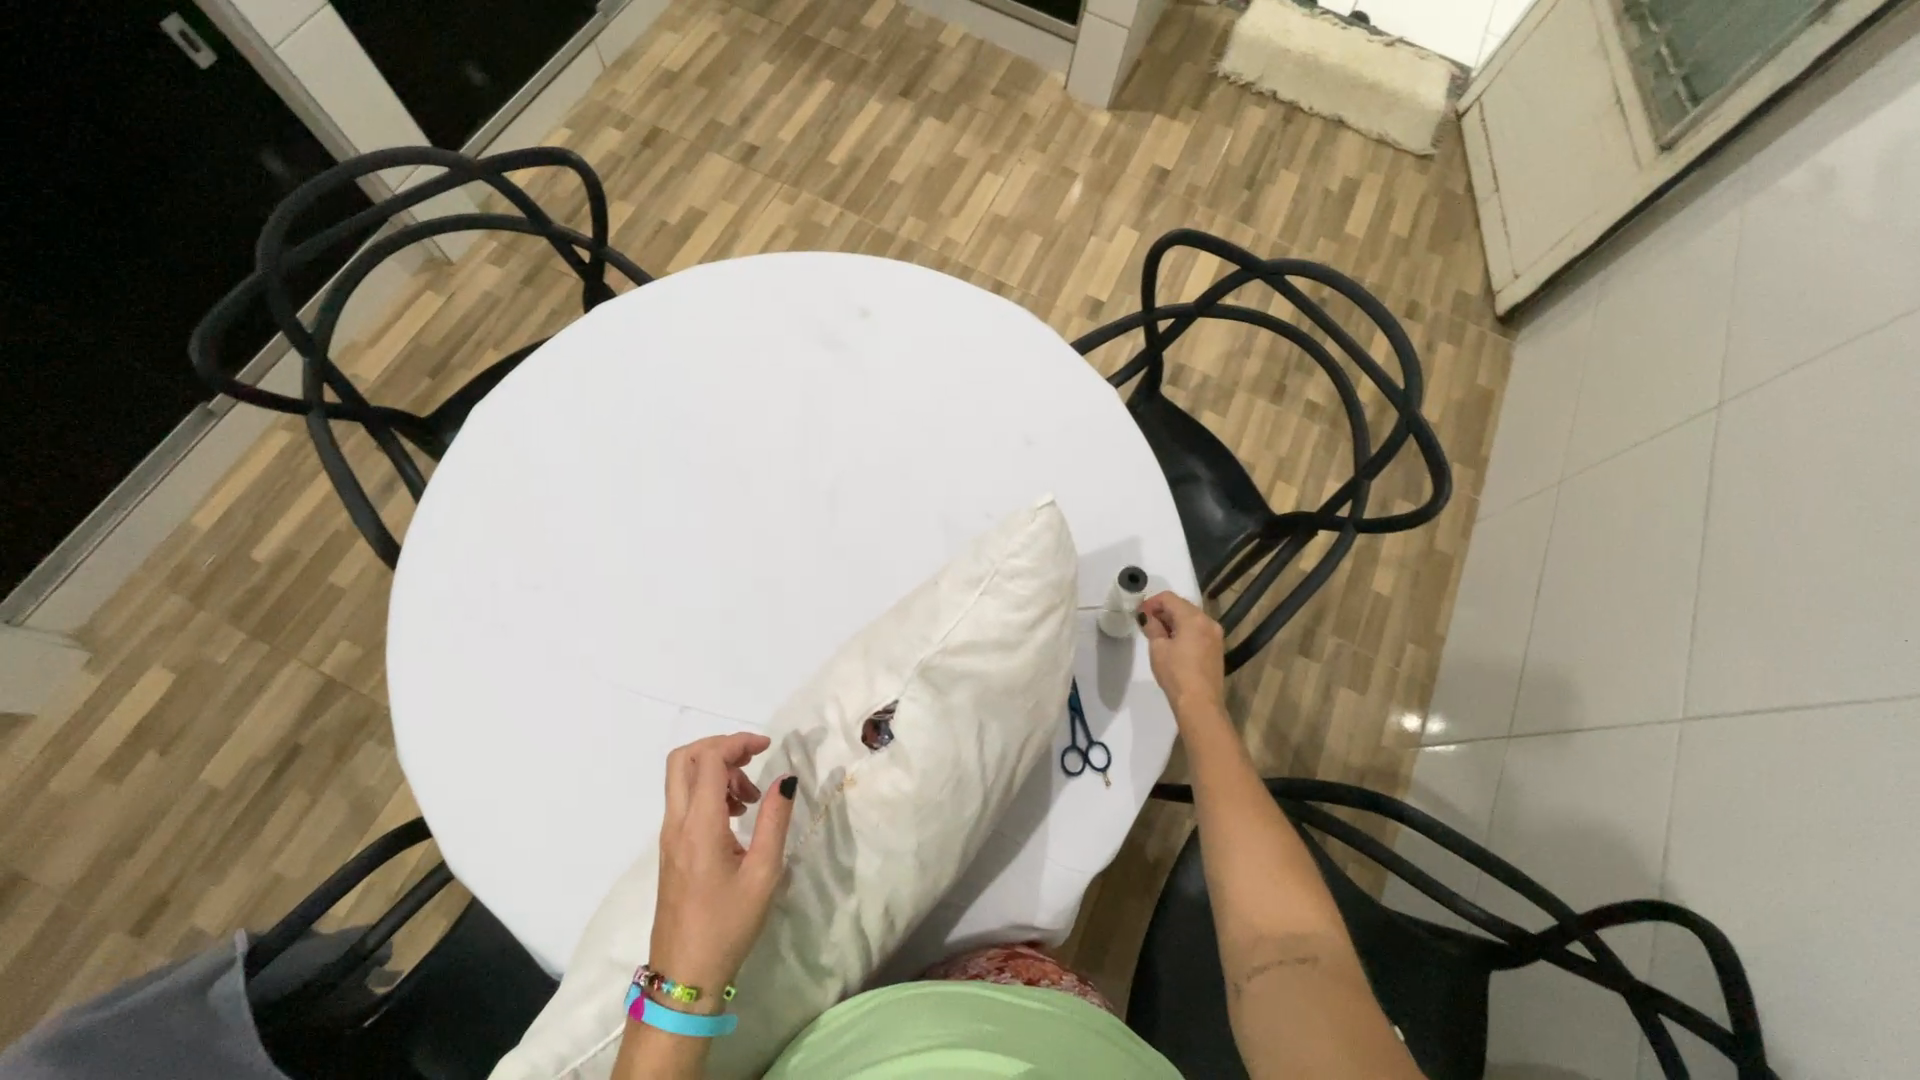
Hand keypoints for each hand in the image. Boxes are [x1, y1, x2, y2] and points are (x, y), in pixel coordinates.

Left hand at [649, 733, 795, 1012]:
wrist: (685, 973)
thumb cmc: (728, 924)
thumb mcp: (764, 872)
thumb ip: (774, 820)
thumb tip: (786, 779)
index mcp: (699, 825)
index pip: (708, 759)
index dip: (737, 742)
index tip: (768, 746)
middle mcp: (676, 823)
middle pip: (683, 759)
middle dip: (719, 747)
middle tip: (754, 759)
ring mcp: (669, 837)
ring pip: (682, 779)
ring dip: (715, 771)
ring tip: (751, 798)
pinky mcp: (671, 849)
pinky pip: (684, 801)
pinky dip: (709, 791)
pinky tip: (737, 817)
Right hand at [1140, 591, 1226, 717]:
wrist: (1200, 703)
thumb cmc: (1176, 673)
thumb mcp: (1158, 648)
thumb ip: (1152, 627)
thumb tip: (1147, 617)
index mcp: (1194, 618)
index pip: (1169, 598)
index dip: (1151, 602)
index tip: (1139, 614)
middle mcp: (1208, 621)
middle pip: (1182, 606)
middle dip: (1163, 611)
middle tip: (1146, 623)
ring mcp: (1215, 635)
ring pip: (1191, 618)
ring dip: (1174, 621)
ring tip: (1158, 634)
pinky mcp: (1216, 648)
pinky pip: (1198, 630)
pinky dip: (1184, 631)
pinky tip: (1173, 644)